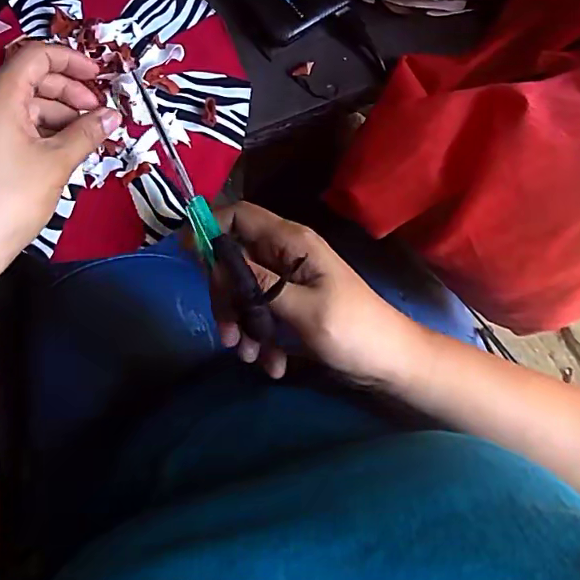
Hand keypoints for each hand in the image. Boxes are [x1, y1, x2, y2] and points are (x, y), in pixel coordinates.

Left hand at [0, 43, 117, 289]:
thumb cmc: (6, 202)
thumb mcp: (56, 164)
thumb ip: (87, 133)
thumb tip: (112, 116)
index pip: (36, 56)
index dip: (72, 60)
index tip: (101, 76)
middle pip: (28, 79)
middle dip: (68, 91)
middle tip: (98, 114)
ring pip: (18, 105)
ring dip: (55, 114)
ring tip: (84, 138)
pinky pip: (5, 126)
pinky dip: (35, 130)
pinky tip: (57, 153)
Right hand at [209, 202, 428, 384]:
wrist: (392, 364)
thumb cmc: (353, 331)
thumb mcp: (302, 310)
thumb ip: (257, 282)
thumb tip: (215, 254)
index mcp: (293, 242)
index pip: (240, 215)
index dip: (210, 227)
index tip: (186, 255)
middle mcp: (287, 254)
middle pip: (234, 258)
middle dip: (225, 296)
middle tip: (227, 335)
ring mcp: (289, 278)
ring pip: (243, 289)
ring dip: (242, 325)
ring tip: (254, 358)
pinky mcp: (291, 303)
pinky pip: (260, 312)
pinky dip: (260, 338)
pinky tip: (273, 364)